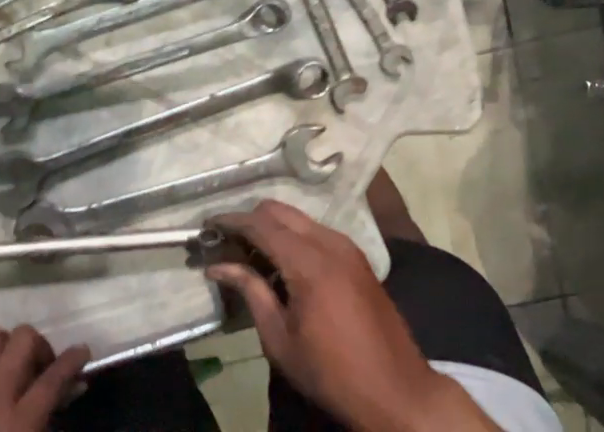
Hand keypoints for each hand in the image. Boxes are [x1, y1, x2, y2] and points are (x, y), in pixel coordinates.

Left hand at [0, 324, 88, 431]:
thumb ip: (49, 419)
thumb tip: (71, 387)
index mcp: (17, 424)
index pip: (51, 380)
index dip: (71, 361)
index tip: (83, 350)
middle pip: (22, 340)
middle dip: (39, 345)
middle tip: (42, 366)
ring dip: (7, 344)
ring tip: (12, 363)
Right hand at [207, 201, 497, 431]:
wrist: (397, 392)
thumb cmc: (332, 372)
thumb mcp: (280, 339)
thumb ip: (251, 292)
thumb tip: (217, 266)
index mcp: (309, 263)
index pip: (260, 225)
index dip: (230, 221)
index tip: (206, 226)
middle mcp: (330, 243)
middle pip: (279, 210)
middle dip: (249, 219)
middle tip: (226, 241)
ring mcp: (348, 247)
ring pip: (299, 218)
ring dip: (272, 226)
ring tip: (250, 252)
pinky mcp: (358, 258)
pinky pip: (317, 231)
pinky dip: (293, 235)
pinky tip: (282, 262)